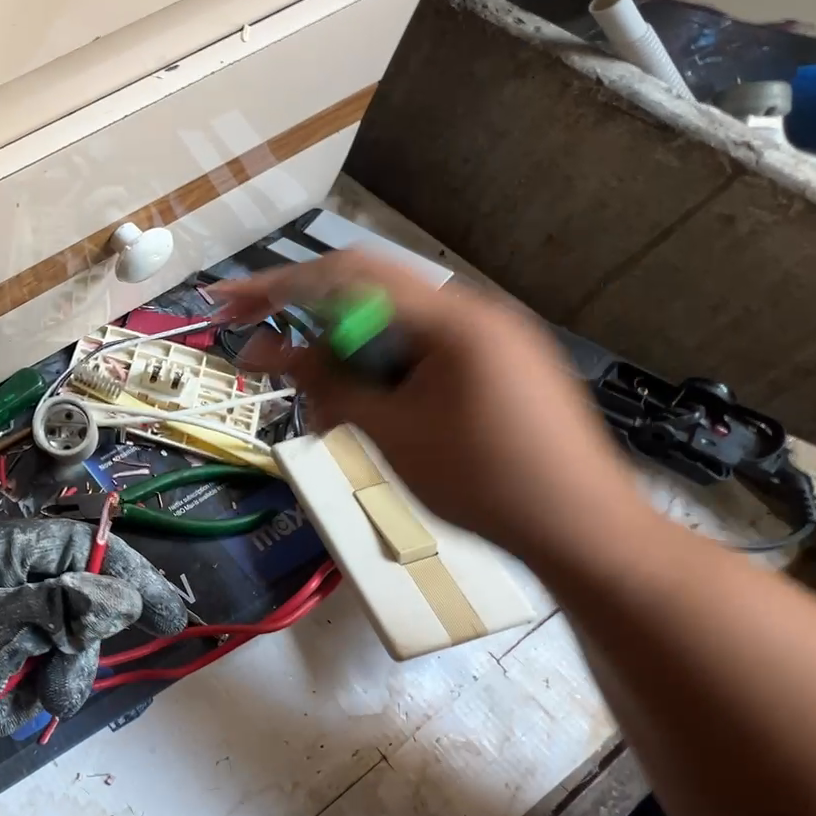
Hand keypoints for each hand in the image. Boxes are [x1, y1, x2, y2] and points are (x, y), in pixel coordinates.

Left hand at [0, 518, 185, 815]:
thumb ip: (60, 606)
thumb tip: (122, 594)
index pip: (73, 544)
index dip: (123, 571)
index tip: (166, 611)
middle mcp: (1, 574)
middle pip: (74, 599)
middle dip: (74, 650)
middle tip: (60, 686)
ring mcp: (1, 615)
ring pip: (62, 641)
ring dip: (50, 680)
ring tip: (21, 703)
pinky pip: (39, 669)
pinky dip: (26, 695)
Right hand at [207, 251, 644, 562]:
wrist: (589, 537)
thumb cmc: (487, 486)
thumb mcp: (389, 432)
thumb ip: (325, 381)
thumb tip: (266, 349)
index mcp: (454, 320)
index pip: (347, 277)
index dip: (278, 285)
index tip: (227, 302)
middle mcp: (472, 313)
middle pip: (365, 292)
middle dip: (302, 312)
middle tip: (248, 334)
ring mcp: (485, 337)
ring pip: (385, 323)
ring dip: (338, 350)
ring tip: (314, 397)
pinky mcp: (489, 364)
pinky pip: (413, 347)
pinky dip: (373, 367)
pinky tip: (358, 402)